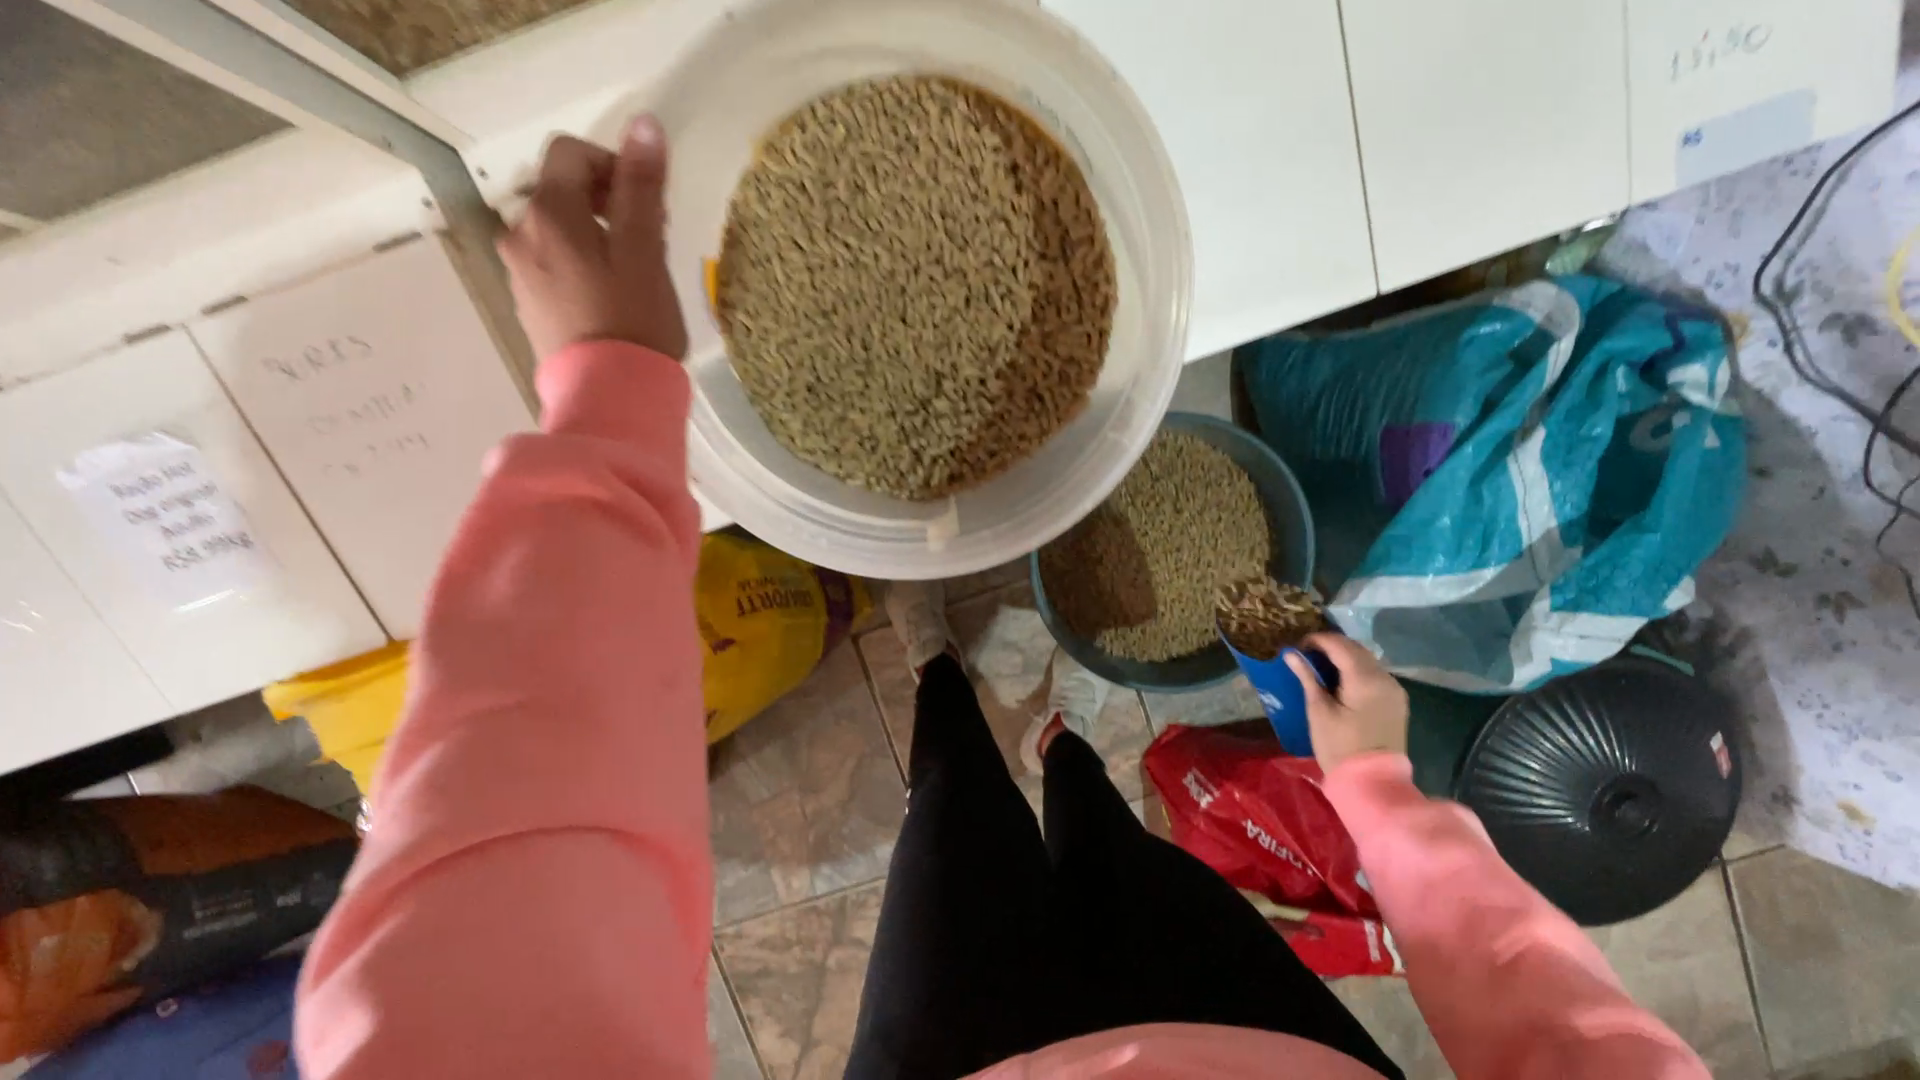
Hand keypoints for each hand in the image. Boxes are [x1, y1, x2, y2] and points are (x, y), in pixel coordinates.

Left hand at [498, 116, 687, 360]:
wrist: (611, 398)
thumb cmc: (635, 321)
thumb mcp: (645, 250)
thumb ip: (641, 186)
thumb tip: (643, 123)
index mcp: (547, 214)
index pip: (571, 153)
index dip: (613, 163)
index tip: (647, 202)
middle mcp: (519, 235)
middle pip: (561, 191)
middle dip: (606, 202)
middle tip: (647, 240)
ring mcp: (519, 274)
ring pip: (558, 230)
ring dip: (595, 236)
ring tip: (632, 275)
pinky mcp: (529, 306)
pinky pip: (553, 265)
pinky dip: (581, 266)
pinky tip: (611, 301)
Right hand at [1284, 633, 1408, 773]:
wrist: (1373, 782)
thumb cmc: (1339, 747)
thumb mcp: (1318, 712)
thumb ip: (1308, 678)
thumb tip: (1291, 654)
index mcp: (1365, 680)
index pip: (1340, 645)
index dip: (1317, 640)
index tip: (1297, 646)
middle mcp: (1385, 679)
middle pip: (1356, 649)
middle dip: (1331, 646)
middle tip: (1307, 654)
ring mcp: (1395, 690)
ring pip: (1368, 660)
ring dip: (1345, 657)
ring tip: (1321, 665)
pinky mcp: (1397, 701)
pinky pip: (1376, 674)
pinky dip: (1357, 670)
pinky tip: (1342, 680)